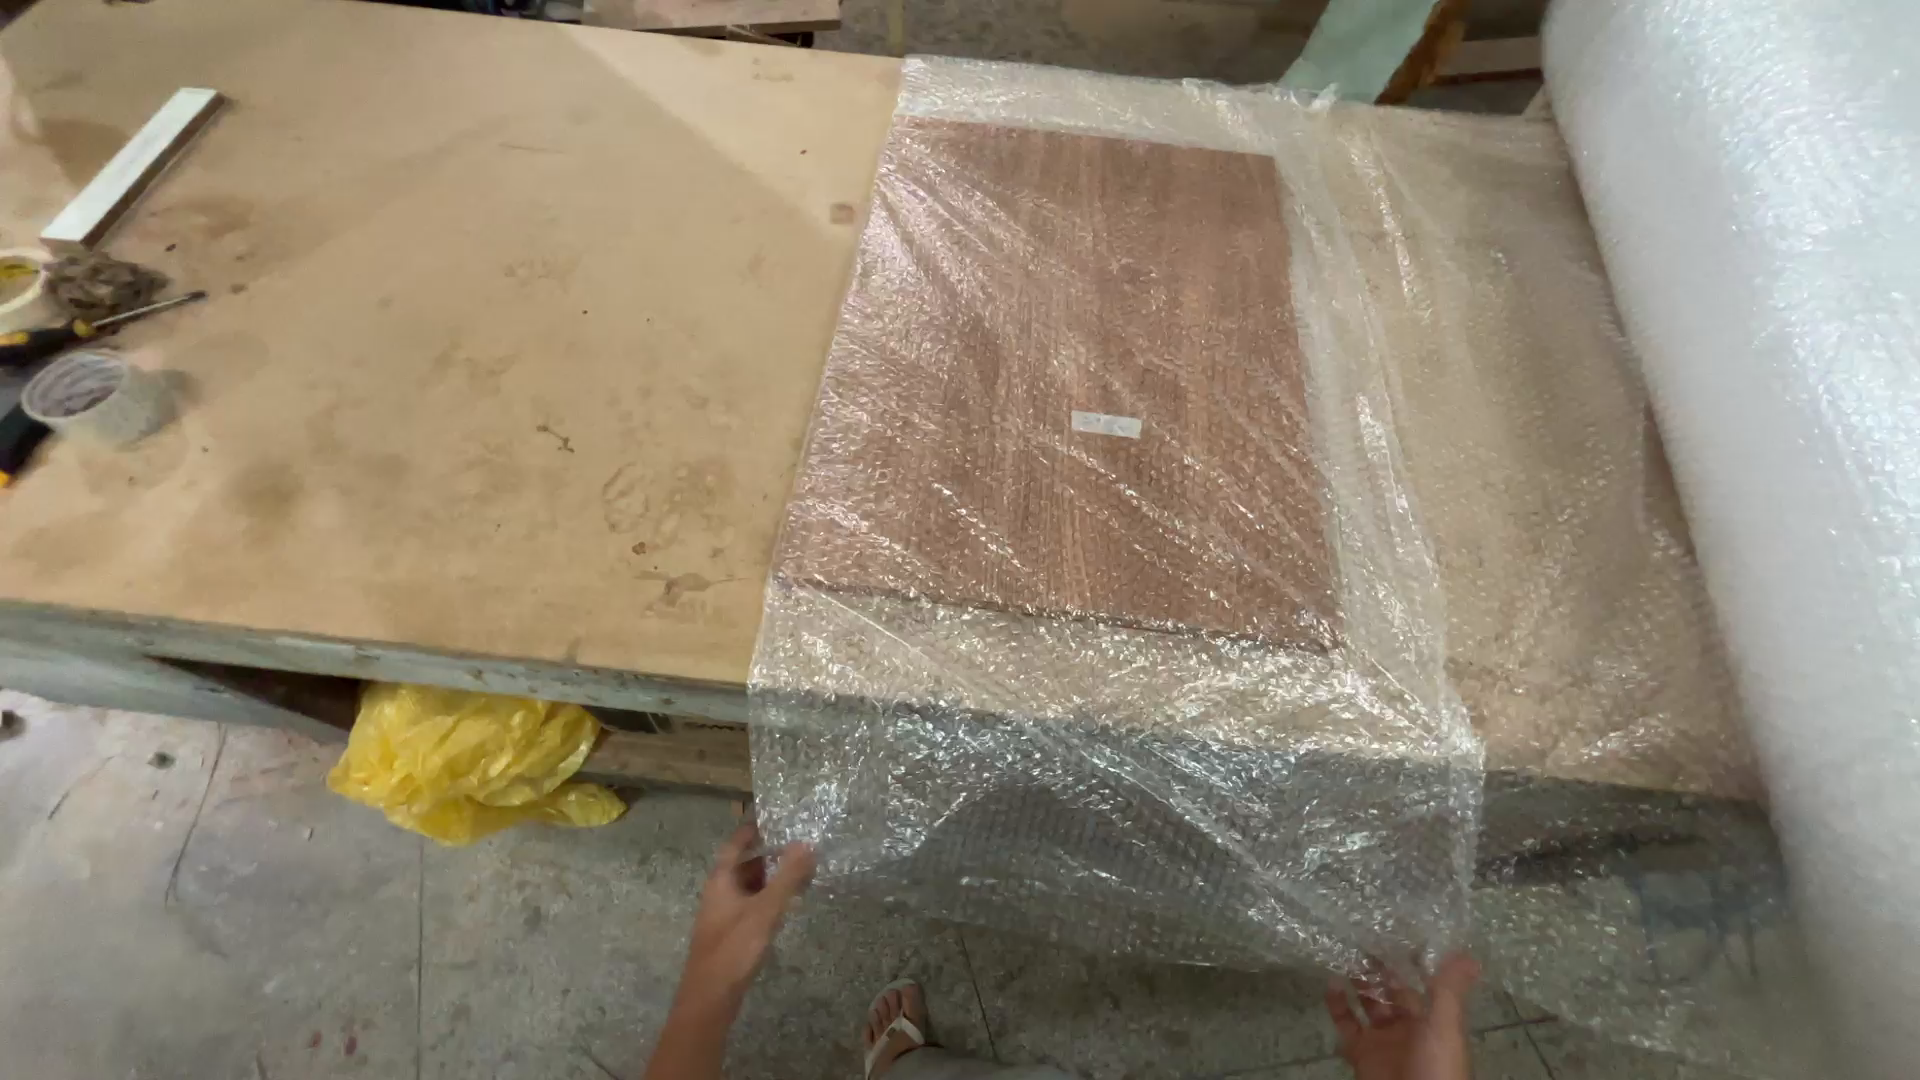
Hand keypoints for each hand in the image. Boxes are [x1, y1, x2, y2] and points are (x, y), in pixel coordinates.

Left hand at [675, 824, 816, 1014]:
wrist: (709, 1000)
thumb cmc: (734, 948)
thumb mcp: (766, 909)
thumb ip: (788, 876)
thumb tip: (807, 843)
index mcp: (720, 881)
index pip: (734, 845)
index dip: (751, 830)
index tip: (772, 818)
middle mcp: (718, 894)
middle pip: (741, 866)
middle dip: (767, 855)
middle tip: (795, 847)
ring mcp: (721, 916)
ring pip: (746, 888)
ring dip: (768, 879)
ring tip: (796, 875)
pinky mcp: (727, 936)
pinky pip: (749, 906)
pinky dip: (766, 899)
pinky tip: (783, 908)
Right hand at [1325, 952, 1480, 1079]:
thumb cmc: (1435, 1069)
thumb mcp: (1445, 1028)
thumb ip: (1449, 991)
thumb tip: (1470, 955)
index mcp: (1432, 1025)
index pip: (1419, 987)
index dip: (1407, 963)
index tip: (1392, 934)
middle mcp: (1407, 1030)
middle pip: (1390, 993)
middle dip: (1377, 969)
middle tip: (1360, 938)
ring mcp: (1381, 1041)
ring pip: (1366, 1004)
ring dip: (1356, 982)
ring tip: (1342, 954)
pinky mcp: (1359, 1051)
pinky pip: (1345, 1022)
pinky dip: (1337, 1003)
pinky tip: (1331, 983)